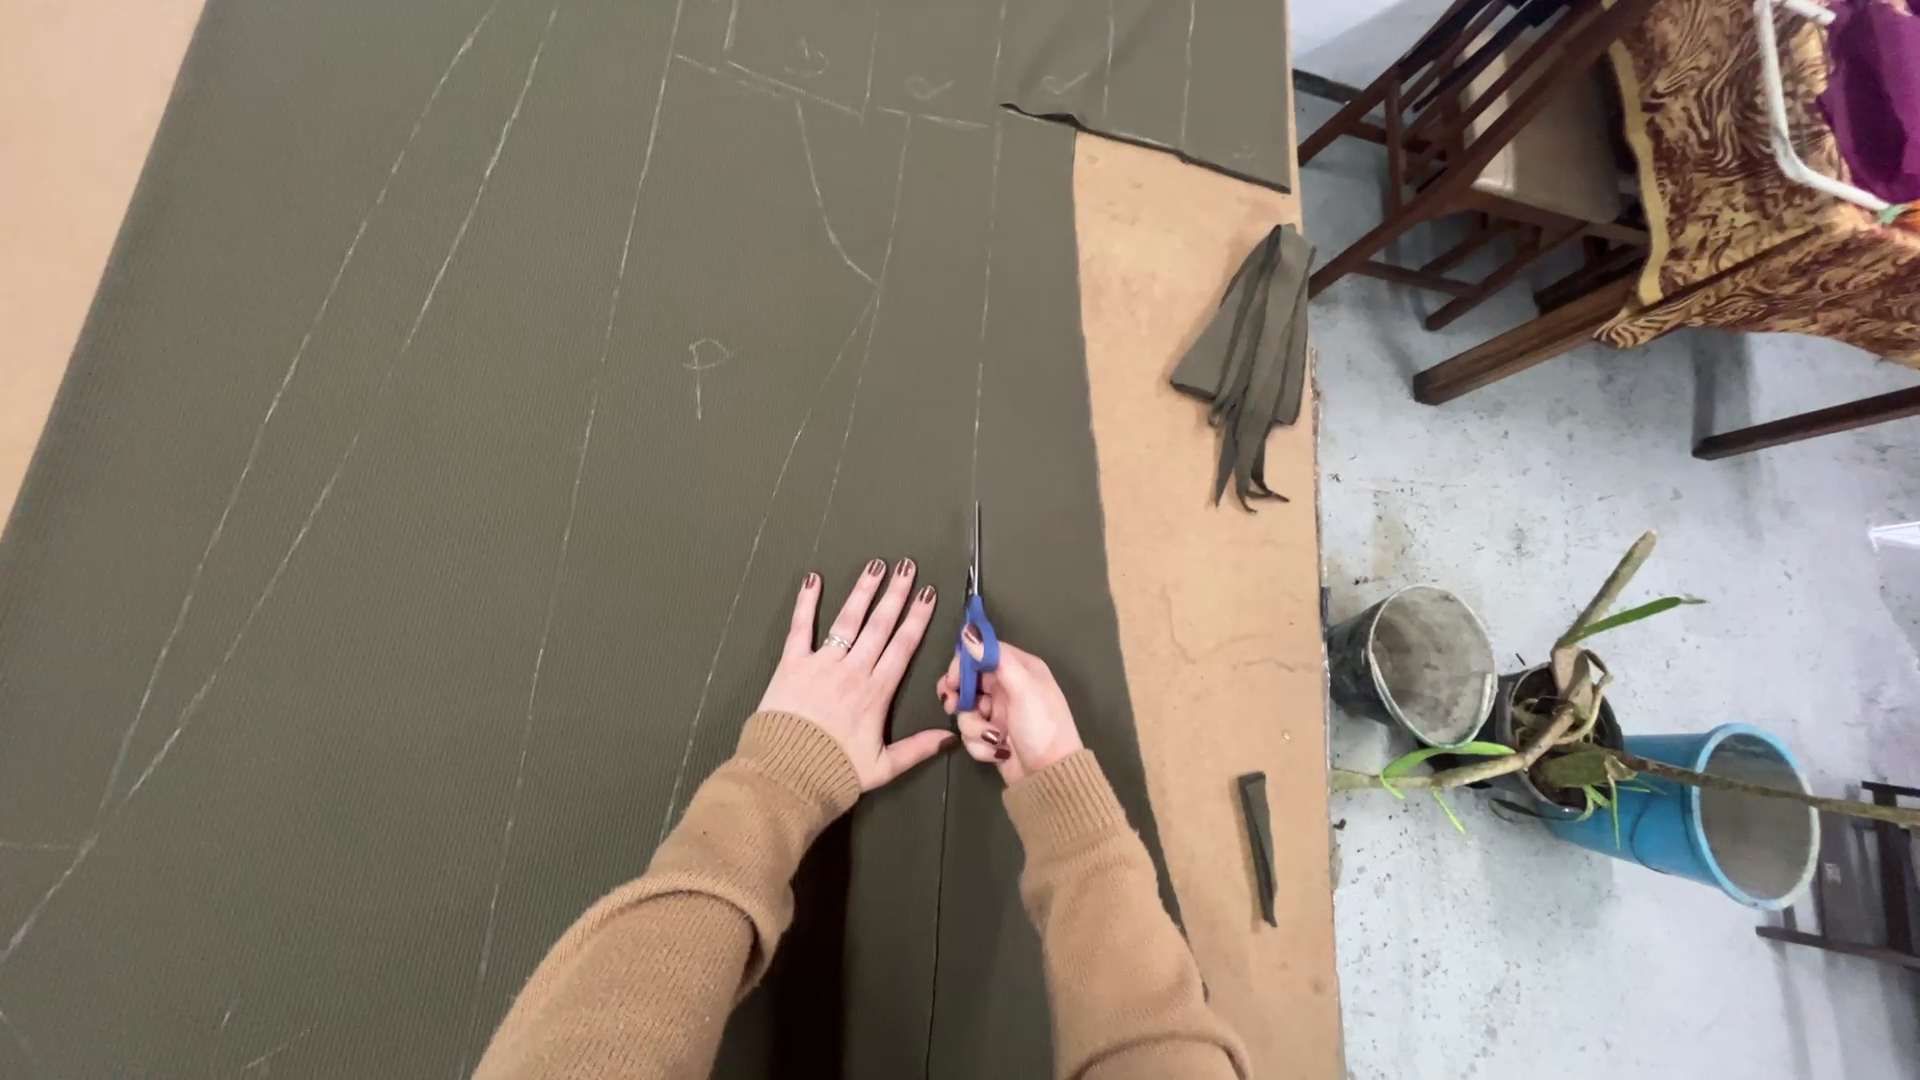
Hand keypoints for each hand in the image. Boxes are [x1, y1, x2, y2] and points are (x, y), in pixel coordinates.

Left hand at [759, 557, 955, 790]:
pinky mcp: (791, 664)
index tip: (929, 594)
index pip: (903, 647)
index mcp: (876, 692)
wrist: (785, 776)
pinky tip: (813, 578)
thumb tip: (952, 737)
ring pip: (848, 620)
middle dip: (896, 594)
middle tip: (908, 567)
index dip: (918, 619)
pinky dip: (806, 602)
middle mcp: (852, 670)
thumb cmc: (834, 772)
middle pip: (879, 626)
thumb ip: (917, 749)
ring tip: (876, 565)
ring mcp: (821, 664)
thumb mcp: (882, 768)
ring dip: (863, 591)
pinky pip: (800, 628)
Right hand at [937, 637, 1083, 783]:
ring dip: (974, 726)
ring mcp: (999, 712)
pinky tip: (998, 751)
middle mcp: (1008, 687)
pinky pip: (971, 733)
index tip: (953, 679)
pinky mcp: (991, 735)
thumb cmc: (1043, 728)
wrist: (1050, 778)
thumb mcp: (1023, 689)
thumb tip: (969, 630)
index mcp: (1021, 669)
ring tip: (991, 737)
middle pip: (969, 680)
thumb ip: (995, 659)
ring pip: (966, 710)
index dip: (965, 664)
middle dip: (960, 696)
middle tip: (954, 706)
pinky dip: (981, 744)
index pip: (984, 652)